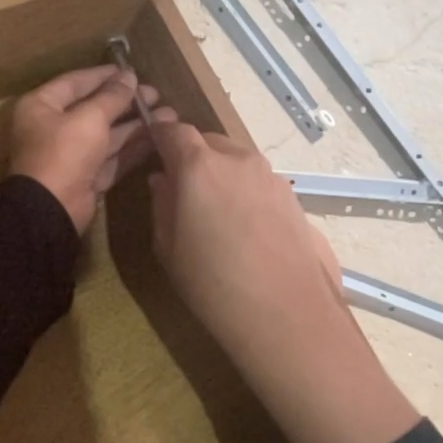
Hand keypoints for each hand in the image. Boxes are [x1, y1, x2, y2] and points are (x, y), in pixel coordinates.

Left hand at [8, 65, 177, 232]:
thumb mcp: (89, 118)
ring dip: (135, 125)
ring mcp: (70, 154)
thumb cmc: (64, 152)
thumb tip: (129, 76)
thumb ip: (111, 97)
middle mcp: (52, 128)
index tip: (131, 70)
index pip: (74, 83)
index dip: (103, 75)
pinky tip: (158, 137)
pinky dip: (132, 148)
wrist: (52, 209)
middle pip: (93, 109)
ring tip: (168, 113)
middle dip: (125, 101)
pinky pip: (111, 157)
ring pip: (106, 134)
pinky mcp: (86, 177)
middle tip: (156, 93)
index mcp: (41, 107)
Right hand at [149, 122, 417, 442]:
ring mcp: (270, 176)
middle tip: (178, 187)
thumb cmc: (211, 281)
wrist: (286, 313)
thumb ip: (161, 203)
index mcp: (197, 164)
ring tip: (211, 212)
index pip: (172, 130)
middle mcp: (237, 159)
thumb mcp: (167, 245)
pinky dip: (243, 192)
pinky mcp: (293, 198)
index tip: (149, 146)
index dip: (158, 134)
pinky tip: (241, 229)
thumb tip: (164, 181)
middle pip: (207, 141)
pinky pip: (257, 182)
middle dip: (189, 154)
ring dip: (219, 173)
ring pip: (235, 160)